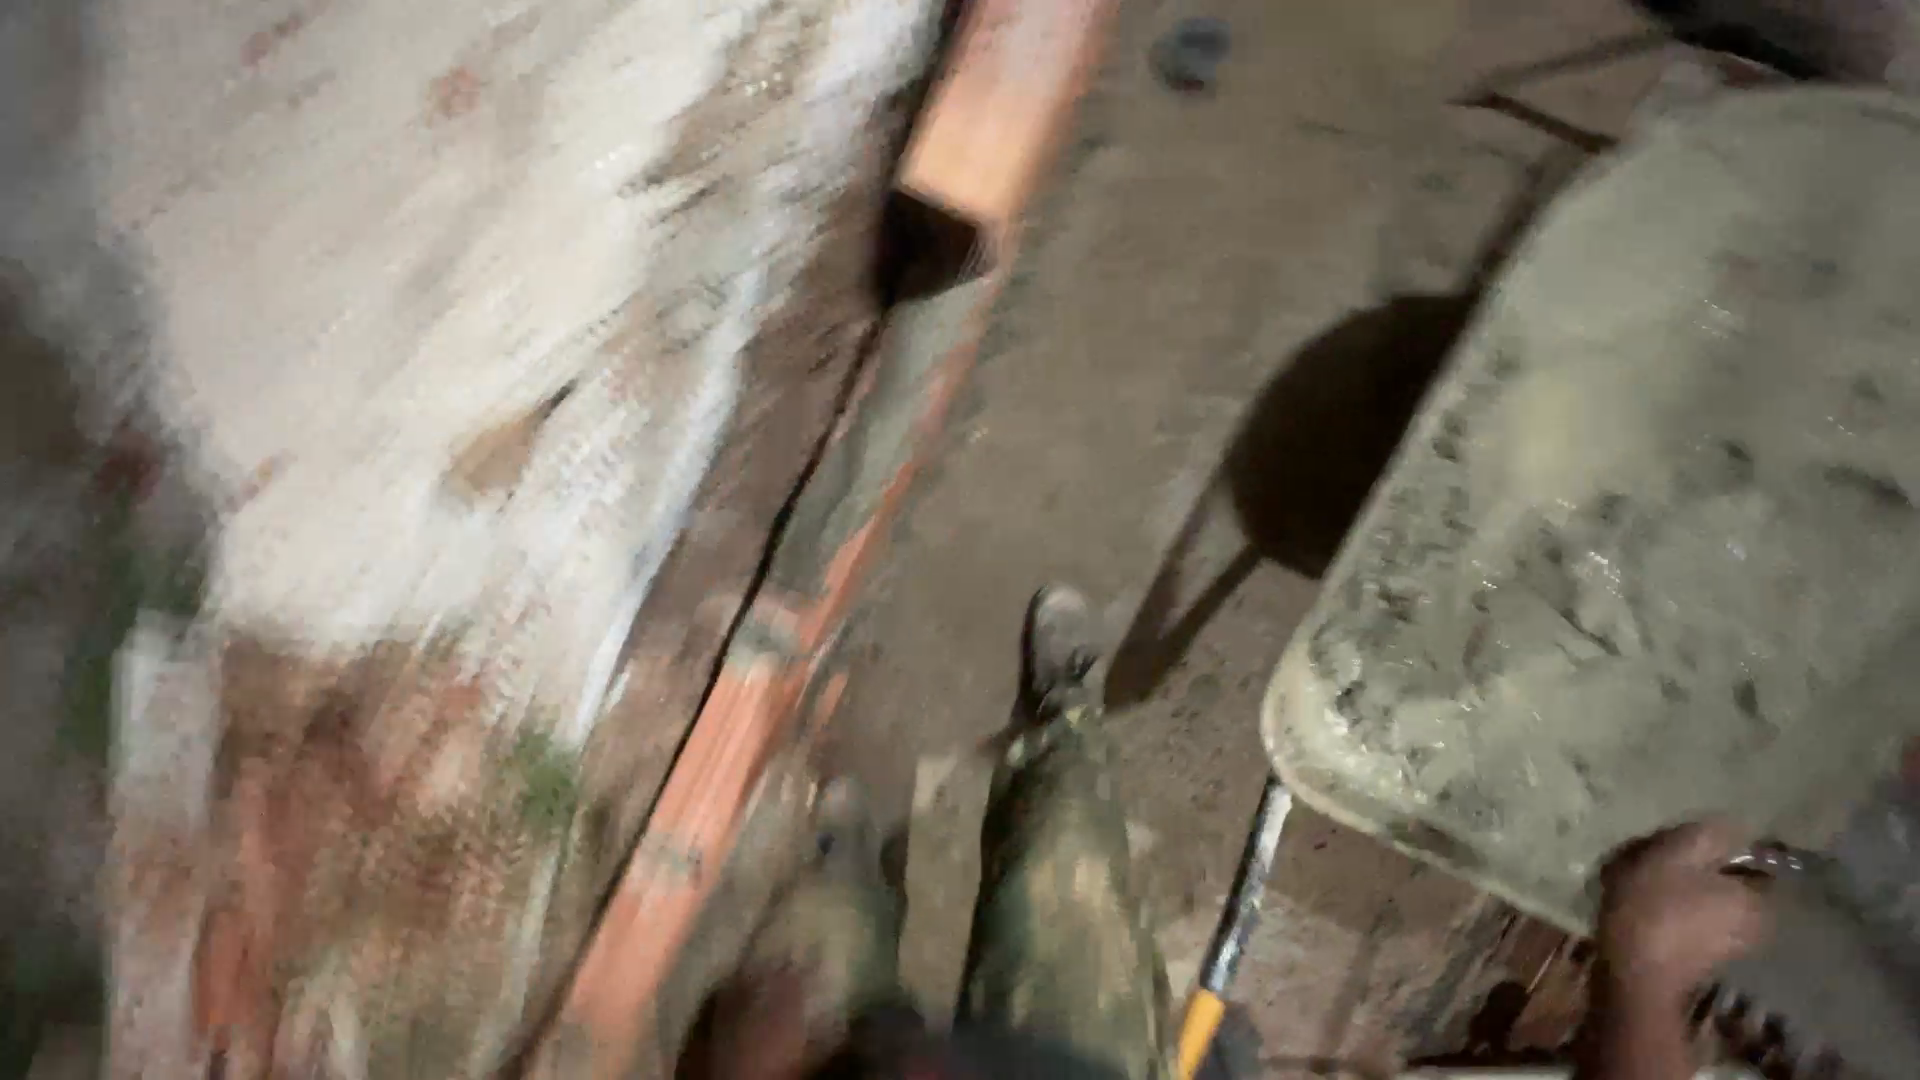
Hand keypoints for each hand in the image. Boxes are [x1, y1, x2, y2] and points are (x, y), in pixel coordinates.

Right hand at [1594, 820, 1768, 1011]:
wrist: (1635, 965)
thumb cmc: (1654, 904)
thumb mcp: (1674, 855)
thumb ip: (1708, 835)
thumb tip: (1735, 822)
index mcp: (1760, 898)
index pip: (1751, 862)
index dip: (1717, 849)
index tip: (1680, 845)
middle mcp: (1760, 923)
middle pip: (1729, 881)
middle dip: (1698, 869)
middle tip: (1656, 859)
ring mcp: (1734, 944)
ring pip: (1711, 901)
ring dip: (1684, 889)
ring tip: (1643, 881)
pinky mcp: (1707, 956)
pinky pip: (1696, 921)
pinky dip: (1676, 910)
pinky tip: (1646, 906)